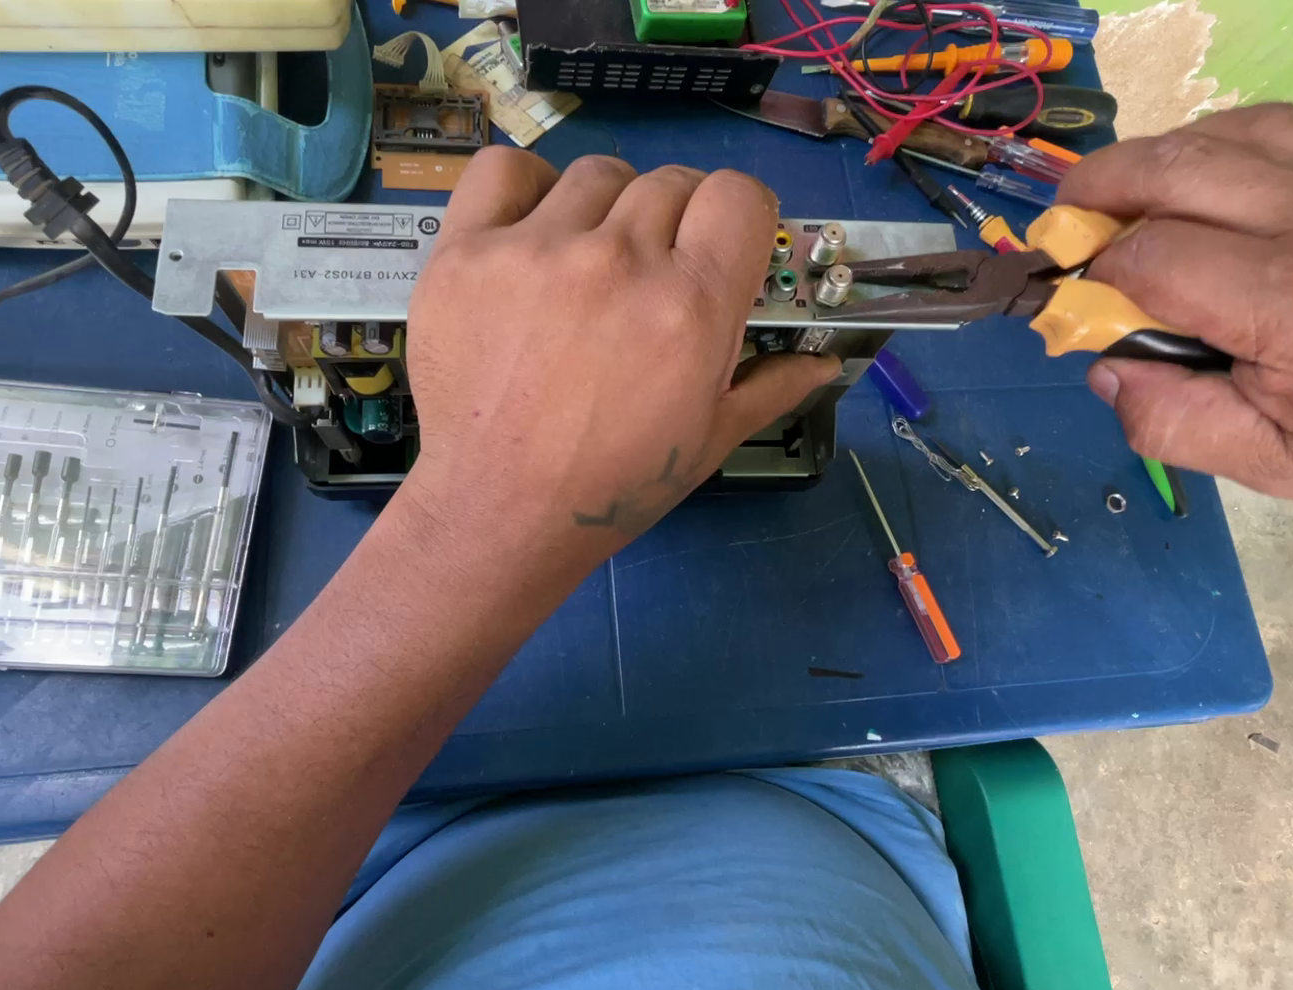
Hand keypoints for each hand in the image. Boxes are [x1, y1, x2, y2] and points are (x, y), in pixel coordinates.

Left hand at [396, 148, 839, 570]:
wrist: (499, 512)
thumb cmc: (611, 487)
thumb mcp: (706, 444)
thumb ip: (770, 389)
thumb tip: (826, 362)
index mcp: (690, 309)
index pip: (741, 197)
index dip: (739, 220)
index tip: (721, 250)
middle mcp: (618, 263)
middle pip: (671, 183)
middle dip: (675, 224)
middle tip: (651, 279)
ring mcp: (535, 251)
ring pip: (597, 176)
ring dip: (608, 211)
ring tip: (589, 269)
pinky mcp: (466, 253)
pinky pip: (506, 173)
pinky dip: (526, 191)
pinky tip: (530, 236)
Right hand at [1059, 104, 1292, 557]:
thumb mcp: (1276, 464)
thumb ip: (1168, 421)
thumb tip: (1104, 369)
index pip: (1150, 256)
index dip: (1093, 273)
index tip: (1074, 297)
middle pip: (1183, 165)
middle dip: (1102, 184)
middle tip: (1066, 212)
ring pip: (1250, 128)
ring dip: (1171, 152)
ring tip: (1136, 187)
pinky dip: (1254, 144)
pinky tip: (1237, 179)